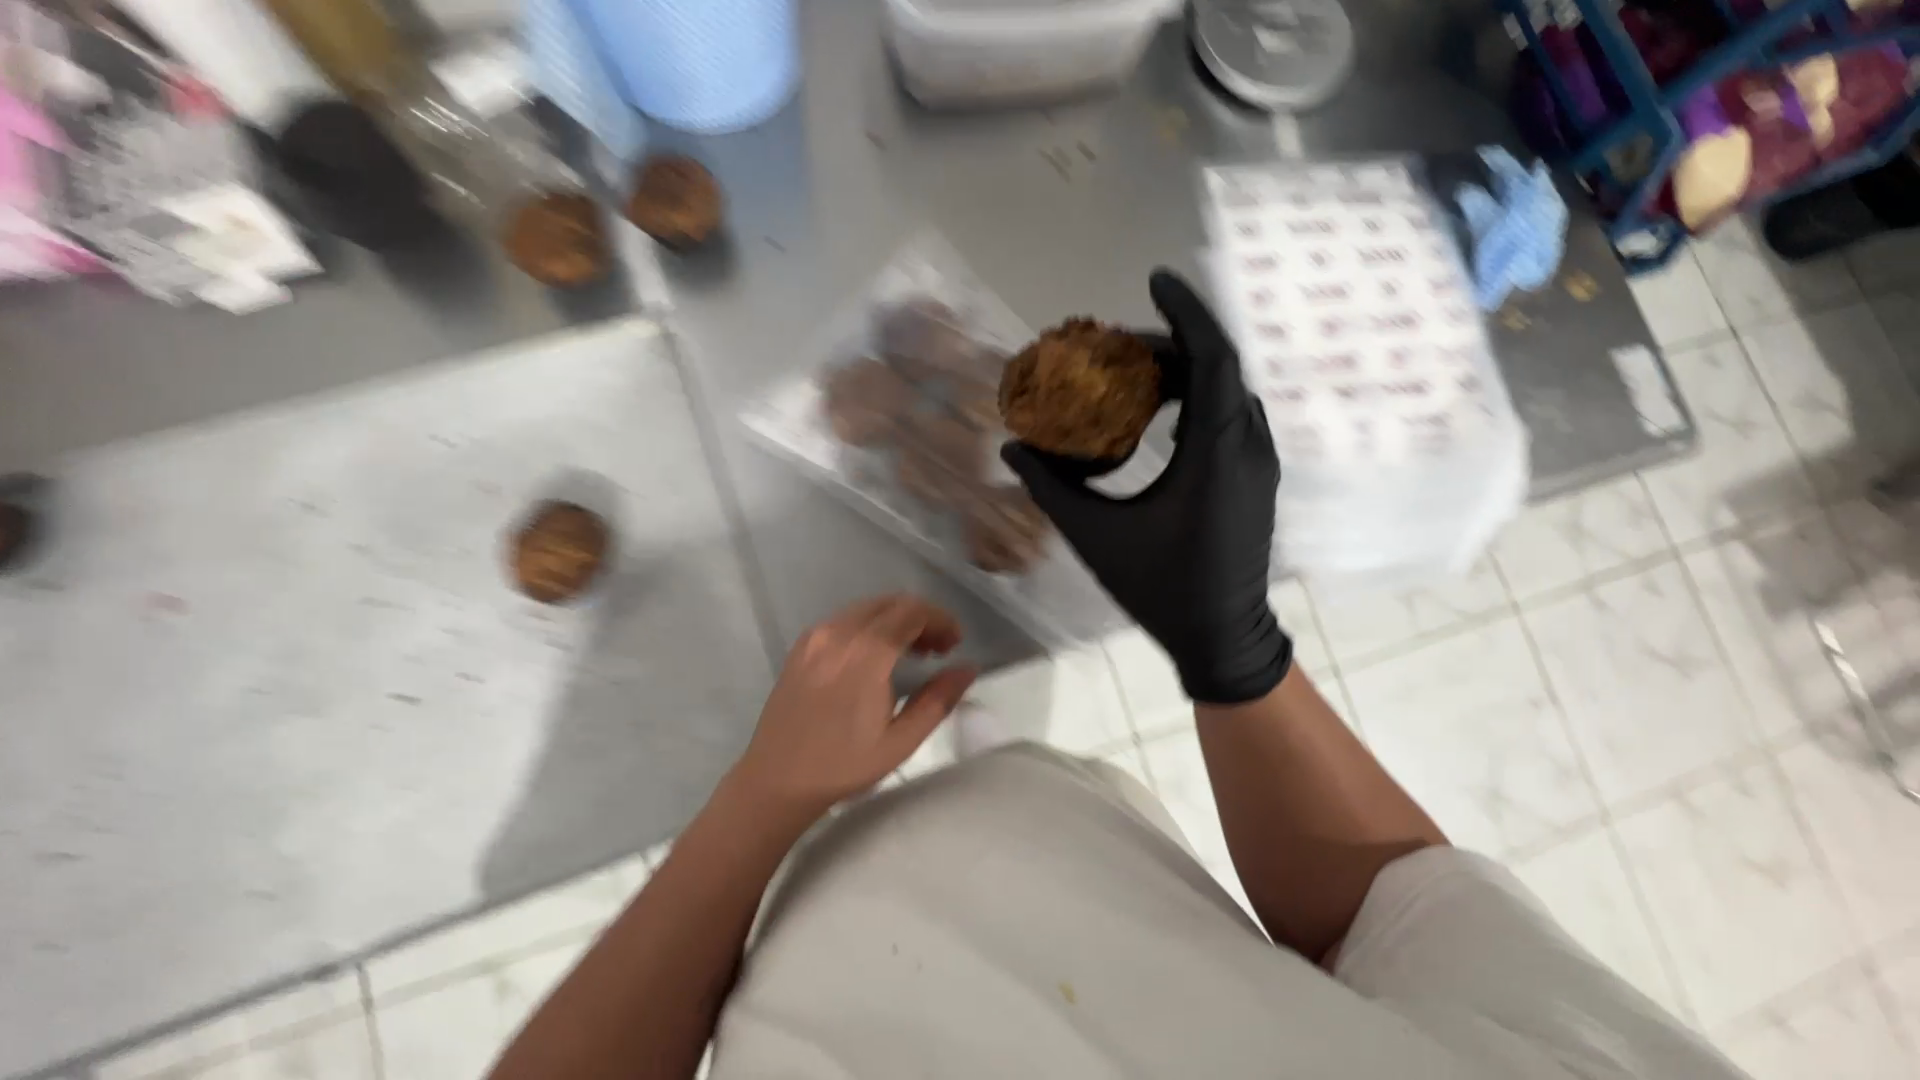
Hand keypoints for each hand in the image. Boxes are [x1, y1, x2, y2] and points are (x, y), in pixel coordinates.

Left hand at [729, 594, 977, 817]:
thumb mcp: (901, 741)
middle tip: (939, 650)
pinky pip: (844, 620)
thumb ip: (938, 700)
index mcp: (865, 653)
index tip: (956, 643)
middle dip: (922, 618)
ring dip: (896, 620)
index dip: (941, 620)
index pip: (912, 612)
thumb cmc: (843, 765)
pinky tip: (876, 658)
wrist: (776, 780)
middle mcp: (838, 633)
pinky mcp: (802, 646)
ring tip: (912, 654)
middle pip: (891, 603)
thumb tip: (969, 668)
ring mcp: (815, 636)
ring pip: (867, 608)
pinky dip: (869, 626)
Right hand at [1002, 271, 1290, 704]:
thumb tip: (1012, 448)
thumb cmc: (1161, 588)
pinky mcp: (1255, 478)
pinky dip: (1196, 400)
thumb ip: (1053, 487)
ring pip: (1225, 392)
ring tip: (1131, 375)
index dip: (1186, 312)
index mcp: (1217, 453)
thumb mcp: (1097, 536)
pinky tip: (1159, 415)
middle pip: (1216, 368)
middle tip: (1114, 349)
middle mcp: (1248, 447)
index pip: (1213, 358)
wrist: (1223, 637)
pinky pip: (1229, 417)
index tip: (1154, 279)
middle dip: (1167, 345)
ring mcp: (1258, 462)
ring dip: (1183, 372)